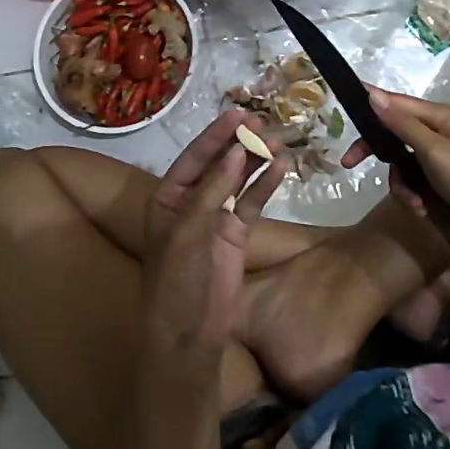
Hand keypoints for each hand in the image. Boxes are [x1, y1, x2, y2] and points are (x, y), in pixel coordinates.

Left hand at [142, 112, 286, 367]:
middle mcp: (192, 203)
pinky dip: (267, 185)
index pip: (194, 158)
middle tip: (263, 121)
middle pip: (219, 164)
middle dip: (239, 142)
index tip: (238, 113)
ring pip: (240, 180)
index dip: (215, 135)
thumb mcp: (188, 233)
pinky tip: (281, 168)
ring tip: (278, 140)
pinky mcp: (237, 234)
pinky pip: (254, 203)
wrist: (189, 335)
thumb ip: (213, 190)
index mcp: (168, 199)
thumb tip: (236, 151)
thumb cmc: (176, 281)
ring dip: (256, 160)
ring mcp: (216, 218)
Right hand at [344, 89, 449, 249]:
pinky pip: (416, 181)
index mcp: (442, 116)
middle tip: (349, 165)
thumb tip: (371, 93)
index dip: (369, 110)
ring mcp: (444, 157)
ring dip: (401, 184)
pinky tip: (422, 210)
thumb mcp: (433, 151)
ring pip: (403, 163)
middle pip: (395, 134)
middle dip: (379, 153)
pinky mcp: (446, 181)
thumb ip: (401, 124)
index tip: (343, 117)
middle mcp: (442, 131)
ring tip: (413, 202)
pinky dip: (414, 195)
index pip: (396, 104)